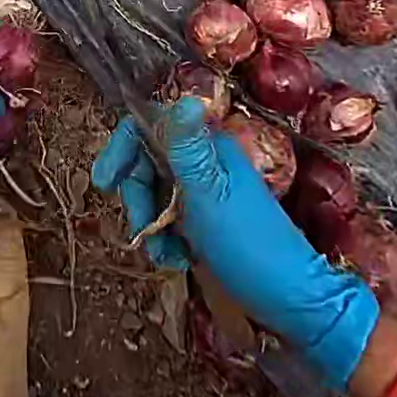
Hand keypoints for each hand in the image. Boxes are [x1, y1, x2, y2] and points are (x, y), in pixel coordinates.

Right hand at [91, 97, 379, 388]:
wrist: (292, 301)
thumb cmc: (249, 246)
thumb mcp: (209, 195)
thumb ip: (187, 148)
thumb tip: (183, 96)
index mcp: (209, 145)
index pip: (152, 124)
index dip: (123, 147)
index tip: (104, 183)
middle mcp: (205, 159)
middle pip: (147, 161)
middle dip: (137, 197)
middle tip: (144, 232)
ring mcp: (205, 189)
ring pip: (154, 192)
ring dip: (149, 224)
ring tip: (165, 254)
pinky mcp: (205, 218)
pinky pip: (169, 218)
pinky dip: (165, 239)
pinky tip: (177, 260)